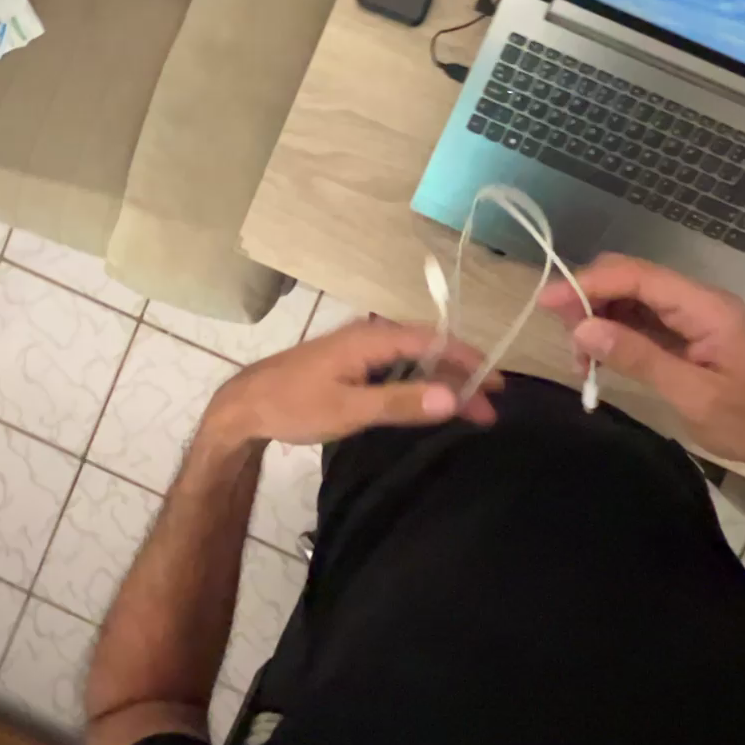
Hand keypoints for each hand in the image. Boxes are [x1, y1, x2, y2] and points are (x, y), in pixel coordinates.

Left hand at [199, 319, 501, 447]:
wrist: (246, 406)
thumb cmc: (294, 405)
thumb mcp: (349, 409)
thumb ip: (401, 403)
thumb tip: (453, 397)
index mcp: (371, 338)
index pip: (433, 340)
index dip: (468, 359)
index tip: (498, 383)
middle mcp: (369, 335)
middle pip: (427, 348)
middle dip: (461, 374)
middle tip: (490, 406)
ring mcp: (360, 348)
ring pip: (413, 359)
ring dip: (442, 381)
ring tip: (470, 408)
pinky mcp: (352, 363)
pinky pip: (397, 367)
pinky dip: (420, 382)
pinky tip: (431, 400)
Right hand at [538, 253, 744, 466]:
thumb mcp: (694, 396)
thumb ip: (639, 358)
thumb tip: (582, 329)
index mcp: (705, 307)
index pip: (638, 276)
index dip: (589, 282)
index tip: (548, 301)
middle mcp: (695, 300)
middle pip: (629, 278)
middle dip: (588, 297)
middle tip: (560, 333)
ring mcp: (687, 315)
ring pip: (627, 297)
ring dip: (595, 317)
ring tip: (578, 356)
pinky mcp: (679, 332)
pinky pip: (635, 319)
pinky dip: (609, 332)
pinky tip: (595, 357)